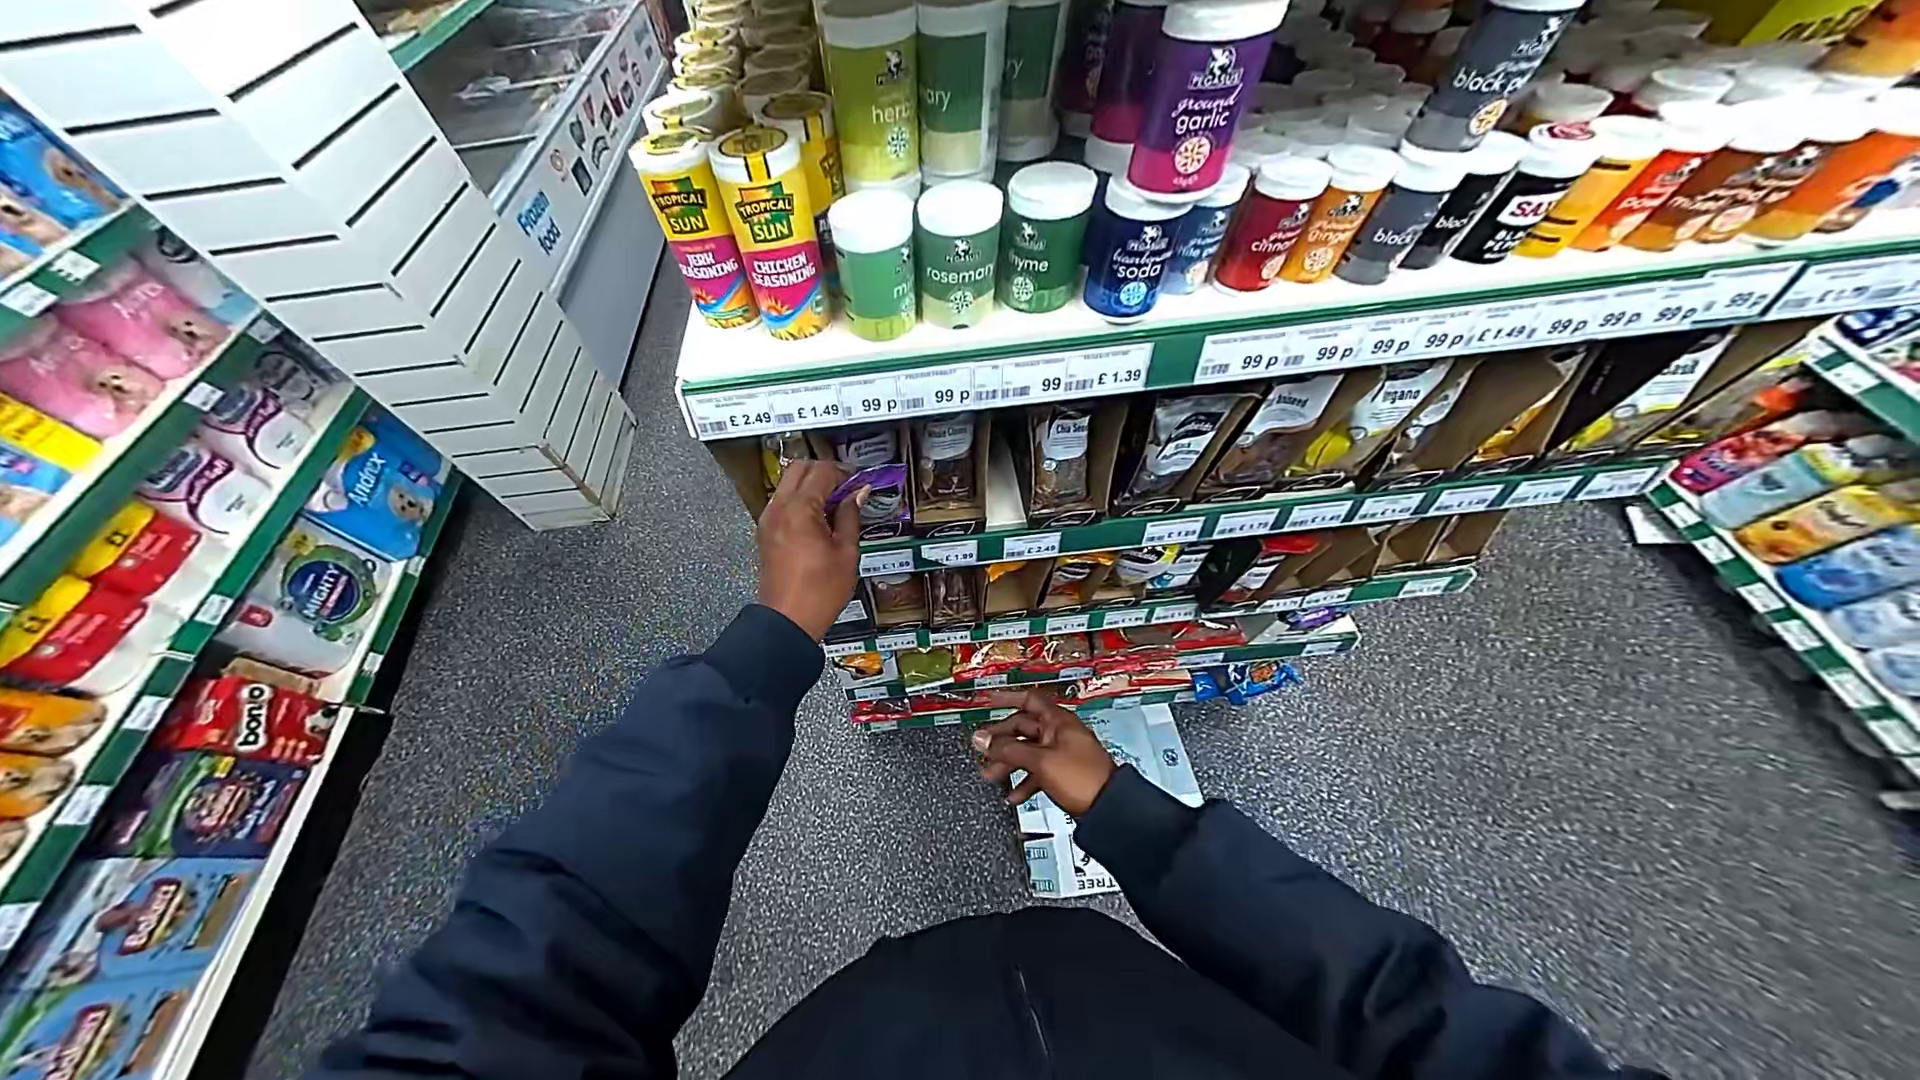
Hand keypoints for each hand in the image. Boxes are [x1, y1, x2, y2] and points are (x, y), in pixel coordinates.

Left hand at [757, 460, 862, 639]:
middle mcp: (778, 508)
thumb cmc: (821, 589)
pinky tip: (819, 519)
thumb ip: (851, 516)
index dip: (843, 472)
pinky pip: (782, 502)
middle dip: (824, 471)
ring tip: (835, 503)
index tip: (859, 481)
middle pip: (799, 468)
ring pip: (788, 483)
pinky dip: (800, 500)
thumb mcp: (846, 551)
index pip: (821, 472)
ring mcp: (768, 519)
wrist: (788, 620)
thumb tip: (858, 493)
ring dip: (811, 485)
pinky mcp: (765, 532)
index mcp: (799, 509)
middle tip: (847, 486)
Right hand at [971, 692, 1115, 815]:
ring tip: (992, 775)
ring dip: (1009, 763)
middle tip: (983, 748)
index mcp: (1057, 721)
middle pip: (1023, 728)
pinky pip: (1037, 771)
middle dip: (1001, 740)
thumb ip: (1009, 750)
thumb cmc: (1084, 778)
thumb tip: (984, 740)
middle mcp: (1059, 733)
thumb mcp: (1040, 761)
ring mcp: (1061, 753)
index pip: (1028, 700)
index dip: (1007, 698)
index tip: (990, 700)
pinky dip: (1024, 780)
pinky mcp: (1063, 773)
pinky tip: (1014, 794)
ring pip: (1027, 752)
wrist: (1108, 808)